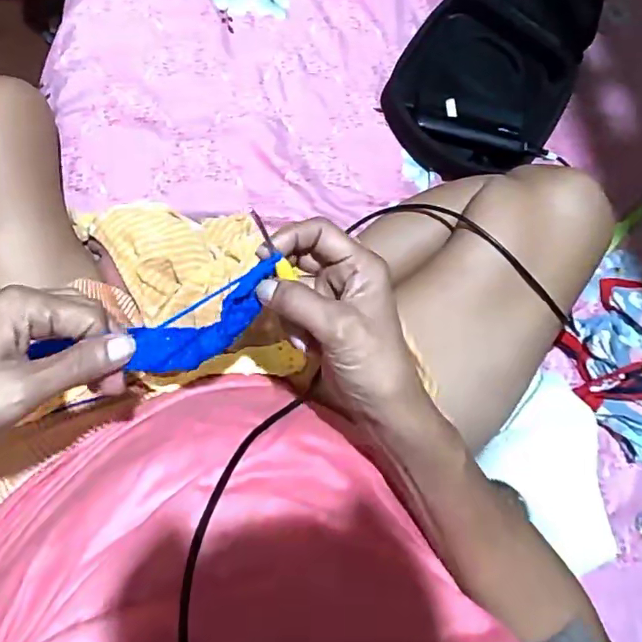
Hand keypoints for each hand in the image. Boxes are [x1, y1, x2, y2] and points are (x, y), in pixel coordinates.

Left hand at [0, 287, 134, 491]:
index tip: (114, 389)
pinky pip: (44, 336)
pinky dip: (63, 355)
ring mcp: (3, 316)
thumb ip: (80, 364)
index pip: (89, 315)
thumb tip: (131, 346)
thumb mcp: (25, 389)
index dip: (109, 349)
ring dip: (84, 351)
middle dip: (101, 346)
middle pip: (79, 313)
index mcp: (22, 302)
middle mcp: (16, 299)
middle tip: (108, 387)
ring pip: (64, 325)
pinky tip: (67, 376)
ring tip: (94, 383)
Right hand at [256, 218, 427, 426]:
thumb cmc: (372, 363)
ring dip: (286, 308)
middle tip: (259, 291)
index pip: (319, 231)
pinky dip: (290, 326)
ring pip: (290, 284)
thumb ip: (297, 301)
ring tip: (304, 338)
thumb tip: (260, 285)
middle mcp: (344, 274)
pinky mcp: (319, 319)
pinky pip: (290, 309)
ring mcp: (330, 297)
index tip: (262, 257)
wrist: (382, 410)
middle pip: (299, 254)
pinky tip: (307, 348)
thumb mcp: (338, 327)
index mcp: (360, 265)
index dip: (289, 236)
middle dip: (279, 274)